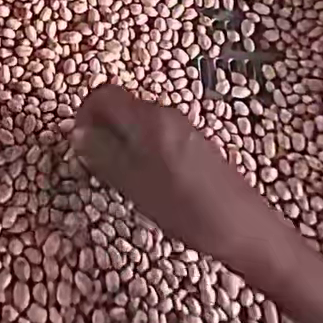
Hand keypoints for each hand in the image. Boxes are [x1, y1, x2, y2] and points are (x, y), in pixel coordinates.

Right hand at [72, 84, 289, 265]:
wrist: (245, 228)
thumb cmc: (185, 208)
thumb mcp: (134, 184)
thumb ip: (103, 154)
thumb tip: (78, 133)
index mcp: (147, 117)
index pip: (103, 94)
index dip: (84, 114)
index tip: (79, 144)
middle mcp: (164, 113)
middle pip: (120, 105)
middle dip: (100, 129)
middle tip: (95, 165)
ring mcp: (181, 127)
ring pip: (136, 121)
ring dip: (119, 140)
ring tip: (119, 178)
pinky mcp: (192, 143)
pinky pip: (154, 134)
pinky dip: (139, 149)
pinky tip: (146, 182)